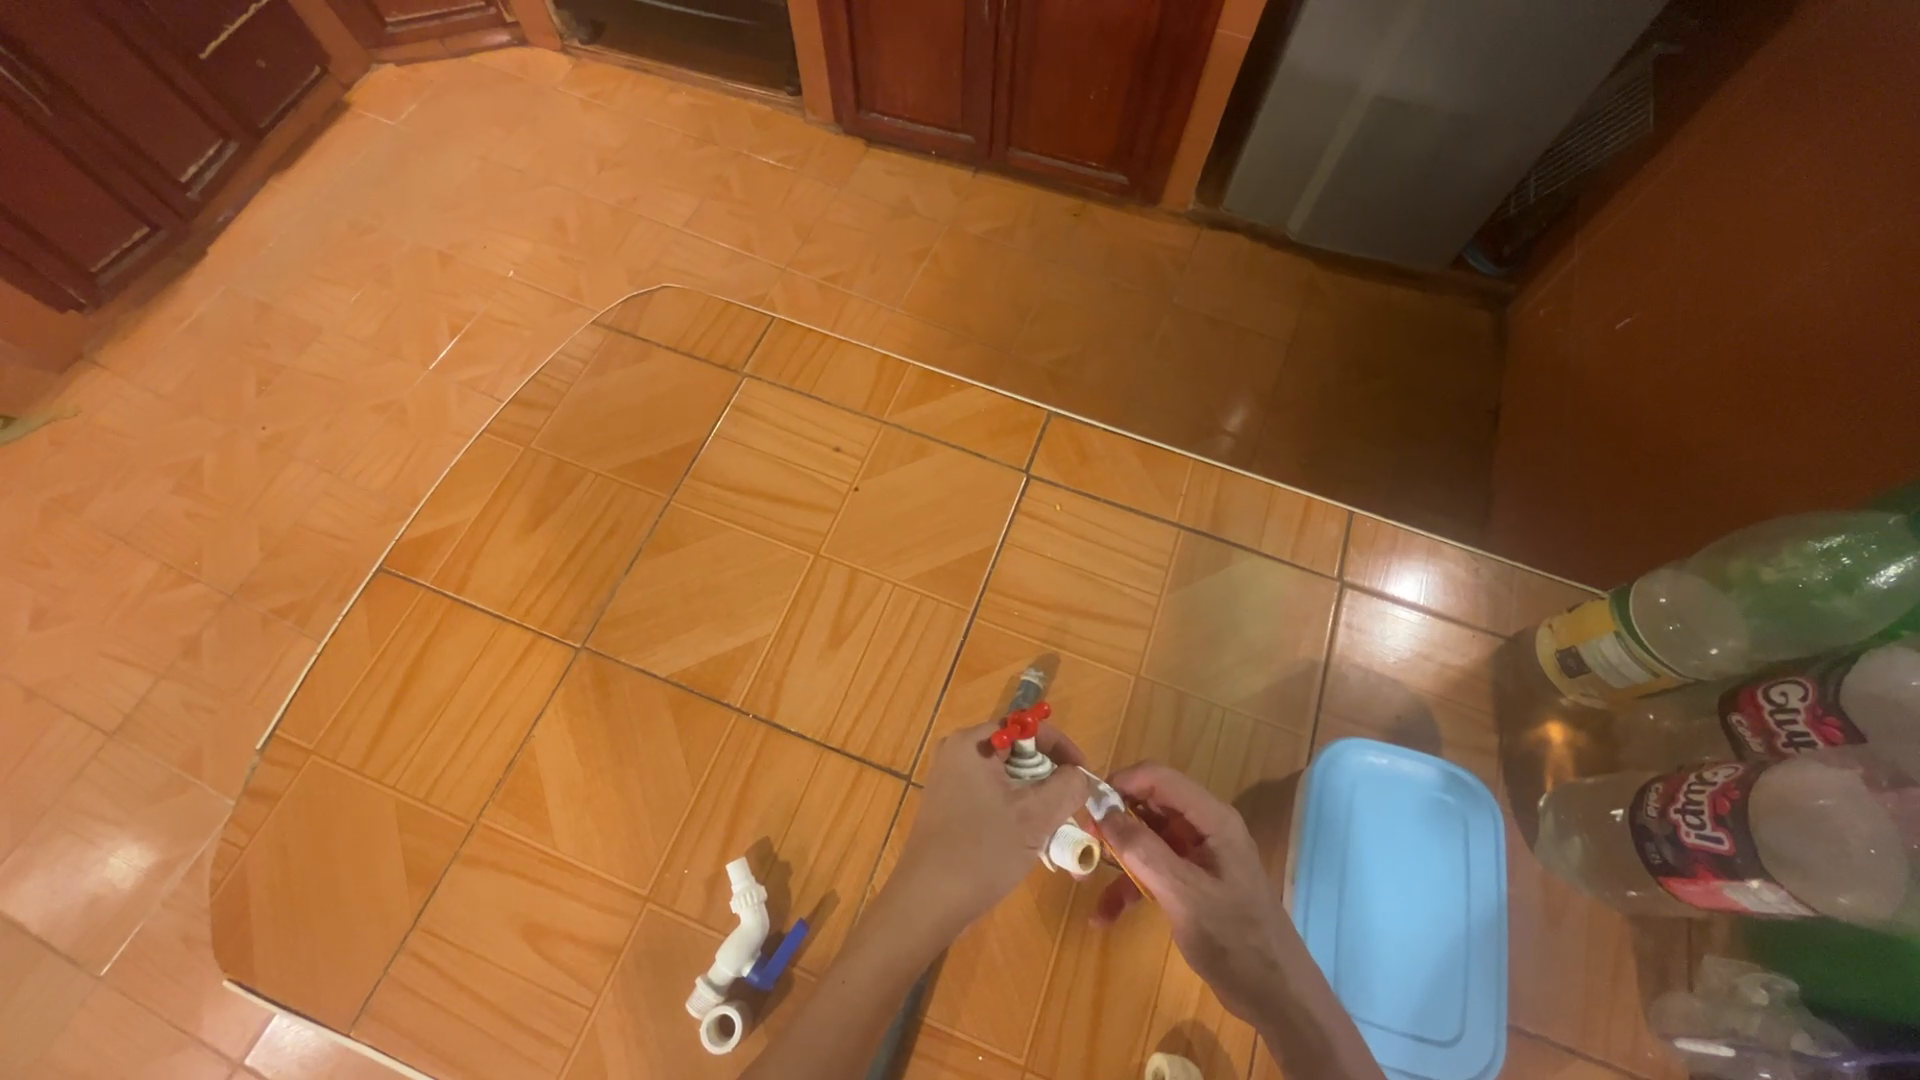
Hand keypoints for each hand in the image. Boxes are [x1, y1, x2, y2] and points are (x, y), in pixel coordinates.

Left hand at [888, 721, 1092, 932]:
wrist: (928, 903)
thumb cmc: (982, 851)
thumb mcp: (1036, 816)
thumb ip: (1068, 786)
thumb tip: (1081, 776)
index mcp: (972, 743)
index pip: (1026, 727)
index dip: (1061, 747)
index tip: (1084, 776)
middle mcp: (957, 754)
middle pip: (1017, 752)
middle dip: (1050, 777)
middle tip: (1073, 807)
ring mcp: (950, 782)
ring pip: (1007, 779)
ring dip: (1036, 798)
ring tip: (1055, 828)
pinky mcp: (950, 808)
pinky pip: (992, 797)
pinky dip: (1016, 811)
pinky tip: (1029, 841)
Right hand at [1092, 761, 1293, 1025]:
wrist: (1276, 997)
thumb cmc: (1235, 940)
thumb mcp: (1183, 894)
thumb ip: (1143, 850)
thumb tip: (1103, 810)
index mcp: (1212, 819)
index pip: (1158, 777)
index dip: (1121, 783)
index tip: (1087, 805)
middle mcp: (1204, 829)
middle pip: (1149, 805)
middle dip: (1113, 821)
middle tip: (1081, 841)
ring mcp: (1198, 857)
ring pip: (1146, 840)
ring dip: (1116, 858)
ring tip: (1083, 879)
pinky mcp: (1192, 884)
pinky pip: (1152, 872)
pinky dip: (1128, 889)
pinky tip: (1104, 916)